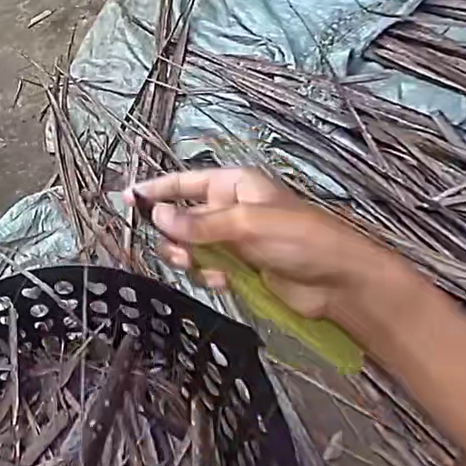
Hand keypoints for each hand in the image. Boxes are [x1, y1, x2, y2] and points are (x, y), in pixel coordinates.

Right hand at [125, 168, 423, 332]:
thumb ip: (199, 222)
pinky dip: (207, 275)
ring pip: (188, 247)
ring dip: (188, 259)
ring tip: (203, 269)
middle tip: (180, 253)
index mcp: (234, 186)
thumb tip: (156, 214)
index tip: (126, 198)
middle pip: (180, 218)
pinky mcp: (237, 266)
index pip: (184, 182)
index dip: (155, 189)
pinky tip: (225, 281)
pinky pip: (205, 268)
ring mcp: (232, 240)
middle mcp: (229, 209)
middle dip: (174, 236)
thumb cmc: (302, 240)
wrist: (339, 283)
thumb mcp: (247, 224)